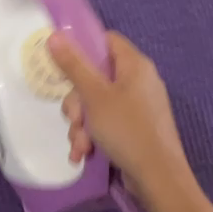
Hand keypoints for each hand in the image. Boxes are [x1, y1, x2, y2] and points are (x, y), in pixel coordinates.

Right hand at [47, 31, 192, 198]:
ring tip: (81, 146)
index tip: (63, 65)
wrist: (157, 176)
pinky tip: (84, 154)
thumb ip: (73, 65)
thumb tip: (54, 35)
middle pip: (95, 77)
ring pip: (95, 104)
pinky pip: (106, 123)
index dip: (83, 49)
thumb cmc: (126, 129)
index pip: (106, 41)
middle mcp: (138, 81)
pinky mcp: (133, 128)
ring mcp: (136, 107)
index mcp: (134, 65)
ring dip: (81, 125)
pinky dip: (93, 136)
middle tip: (75, 118)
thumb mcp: (94, 96)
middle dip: (77, 102)